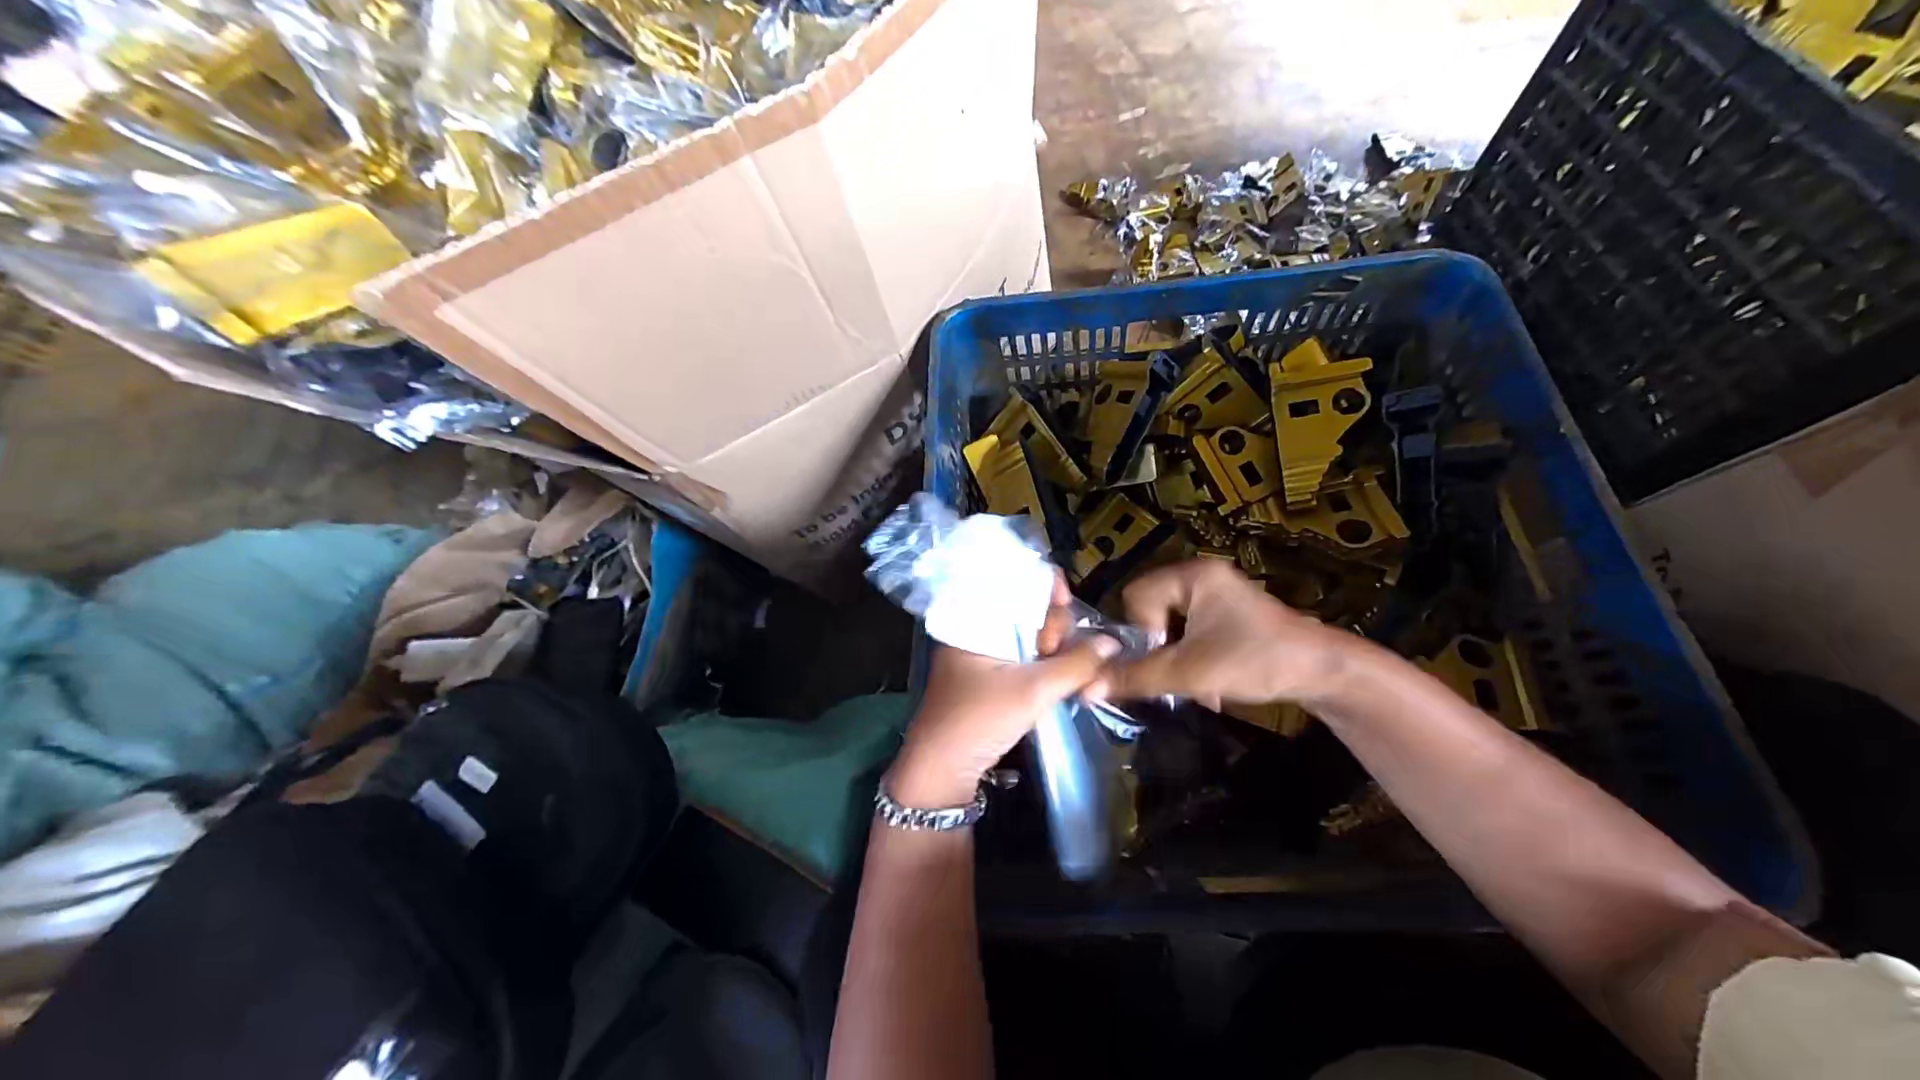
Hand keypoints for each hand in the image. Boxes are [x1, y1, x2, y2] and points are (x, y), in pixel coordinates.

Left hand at [888, 580, 1119, 808]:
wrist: (940, 770)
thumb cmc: (979, 718)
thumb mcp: (1032, 690)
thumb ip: (1076, 664)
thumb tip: (1112, 642)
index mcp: (975, 618)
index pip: (1017, 584)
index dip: (1048, 588)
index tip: (1067, 605)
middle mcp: (979, 630)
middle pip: (1031, 611)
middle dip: (1055, 628)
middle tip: (1053, 652)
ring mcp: (985, 656)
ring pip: (1032, 640)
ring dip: (1056, 653)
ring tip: (1065, 672)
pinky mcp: (992, 681)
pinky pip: (1027, 661)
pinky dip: (1046, 668)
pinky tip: (1064, 680)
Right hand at [1101, 559, 1368, 709]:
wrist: (1325, 673)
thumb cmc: (1256, 660)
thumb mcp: (1190, 673)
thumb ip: (1135, 678)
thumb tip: (1084, 689)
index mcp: (1192, 574)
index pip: (1135, 597)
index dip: (1141, 632)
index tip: (1164, 658)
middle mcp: (1202, 576)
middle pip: (1150, 612)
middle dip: (1159, 650)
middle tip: (1176, 675)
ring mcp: (1218, 595)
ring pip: (1170, 627)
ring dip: (1176, 660)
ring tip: (1195, 684)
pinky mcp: (1229, 615)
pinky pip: (1191, 632)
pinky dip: (1193, 658)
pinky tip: (1209, 685)